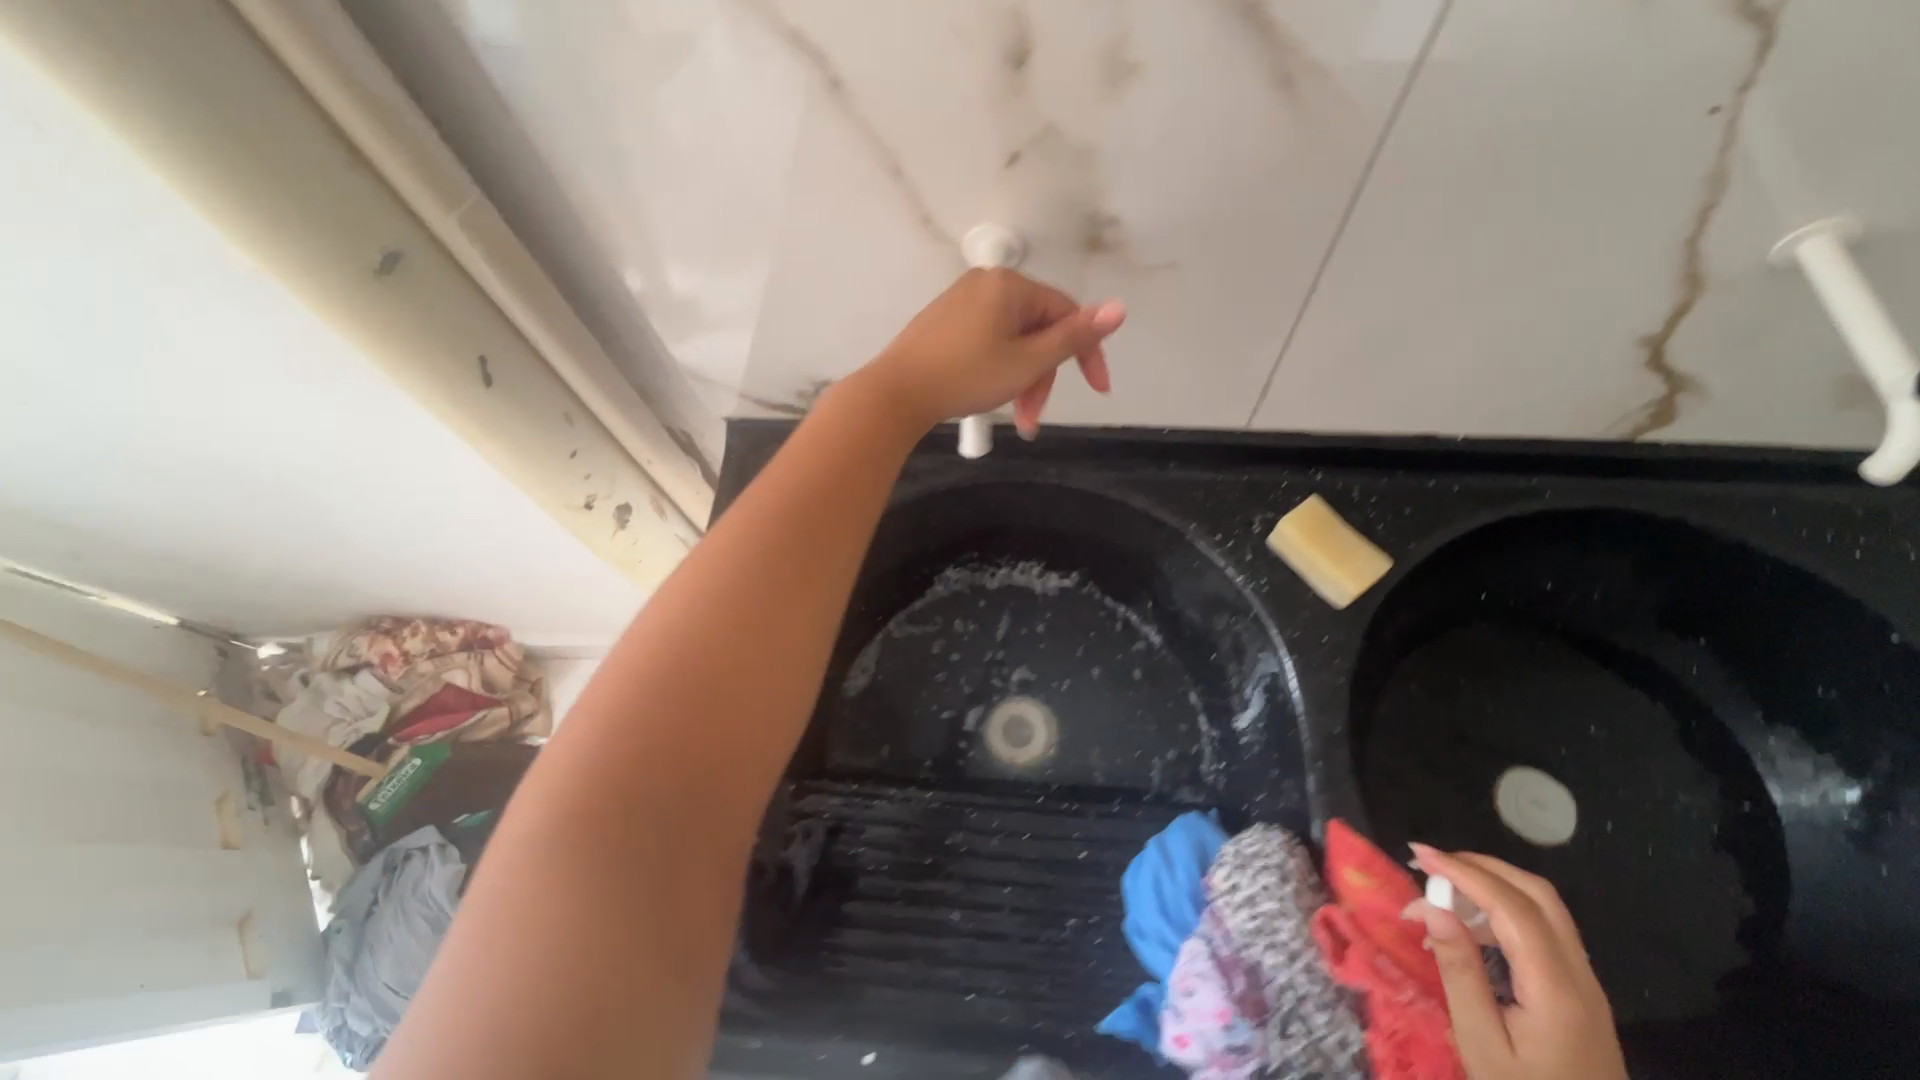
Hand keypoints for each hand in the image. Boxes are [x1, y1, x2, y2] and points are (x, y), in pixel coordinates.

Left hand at [860, 267, 1124, 437]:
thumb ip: (1075, 337)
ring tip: (1016, 419)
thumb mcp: (1028, 362)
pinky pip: (988, 342)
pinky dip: (999, 370)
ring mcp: (961, 303)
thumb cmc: (966, 376)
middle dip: (1042, 376)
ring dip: (1022, 380)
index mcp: (1010, 285)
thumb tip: (1120, 308)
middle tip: (1032, 418)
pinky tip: (991, 398)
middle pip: (1037, 329)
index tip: (1098, 390)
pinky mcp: (944, 323)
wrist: (895, 394)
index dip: (1086, 353)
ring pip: (1012, 341)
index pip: (1065, 313)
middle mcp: (986, 285)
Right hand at [1407, 845, 1628, 1079]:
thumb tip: (1433, 908)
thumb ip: (1459, 973)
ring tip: (1444, 889)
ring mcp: (1586, 982)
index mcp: (1554, 987)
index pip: (1511, 907)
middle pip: (1538, 895)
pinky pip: (1547, 930)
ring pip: (1546, 909)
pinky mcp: (1581, 992)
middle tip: (1431, 863)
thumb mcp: (1481, 1043)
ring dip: (1496, 884)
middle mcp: (1579, 973)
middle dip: (1482, 866)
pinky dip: (1507, 909)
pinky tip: (1473, 925)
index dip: (1465, 873)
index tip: (1420, 856)